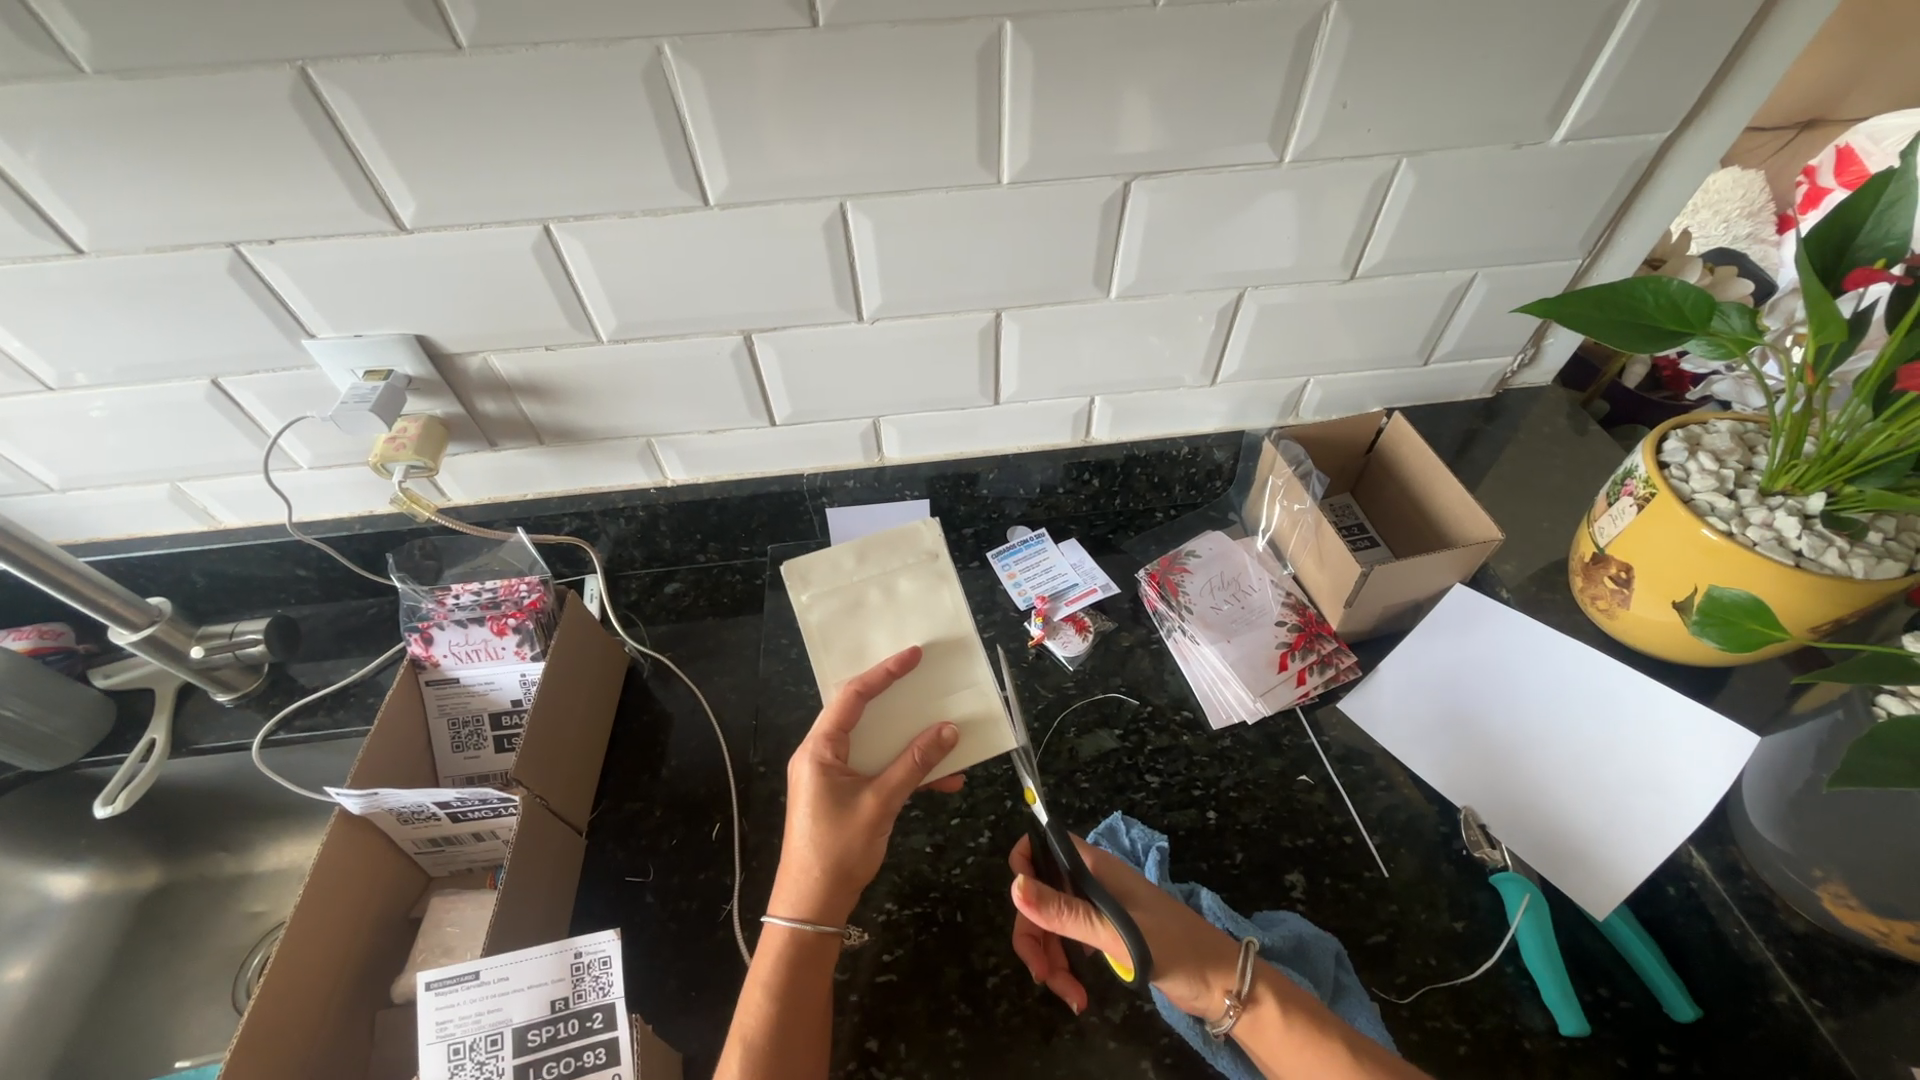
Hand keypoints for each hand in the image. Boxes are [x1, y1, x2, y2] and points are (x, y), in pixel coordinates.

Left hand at [768, 645, 964, 927]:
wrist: (811, 907)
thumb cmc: (837, 850)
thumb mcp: (880, 803)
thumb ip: (914, 765)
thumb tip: (948, 731)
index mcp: (820, 749)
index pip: (852, 697)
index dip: (884, 673)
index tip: (913, 655)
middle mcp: (822, 755)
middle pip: (863, 715)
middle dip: (899, 702)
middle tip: (927, 683)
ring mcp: (833, 776)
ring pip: (876, 745)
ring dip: (910, 744)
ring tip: (945, 733)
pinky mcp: (844, 796)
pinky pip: (879, 771)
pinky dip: (907, 773)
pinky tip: (942, 782)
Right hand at [1007, 833, 1241, 1017]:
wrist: (1222, 984)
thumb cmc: (1173, 948)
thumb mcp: (1115, 933)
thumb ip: (1064, 911)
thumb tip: (1014, 885)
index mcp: (1095, 868)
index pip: (1045, 845)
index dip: (1024, 867)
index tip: (1022, 905)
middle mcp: (1093, 882)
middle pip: (1041, 894)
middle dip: (1035, 934)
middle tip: (1043, 975)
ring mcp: (1099, 909)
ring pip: (1053, 923)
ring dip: (1050, 958)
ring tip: (1069, 995)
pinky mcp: (1107, 935)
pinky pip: (1071, 942)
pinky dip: (1066, 966)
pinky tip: (1077, 993)